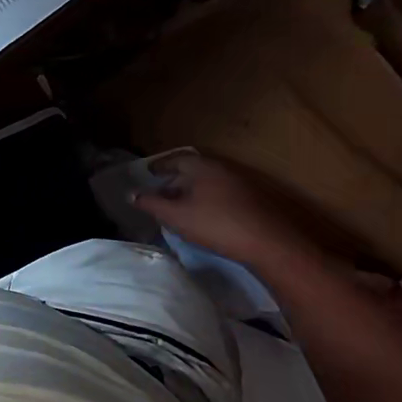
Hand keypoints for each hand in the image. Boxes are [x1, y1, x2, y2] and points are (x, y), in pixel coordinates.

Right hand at [132, 150, 311, 268]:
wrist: (269, 243)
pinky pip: (221, 193)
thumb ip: (152, 204)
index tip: (148, 172)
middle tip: (160, 193)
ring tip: (178, 207)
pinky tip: (203, 217)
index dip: (160, 165)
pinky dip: (206, 199)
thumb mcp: (176, 216)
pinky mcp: (252, 200)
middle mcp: (222, 169)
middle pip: (193, 170)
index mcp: (202, 168)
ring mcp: (241, 184)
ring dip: (191, 192)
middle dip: (174, 180)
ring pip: (208, 183)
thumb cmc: (216, 225)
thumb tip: (132, 194)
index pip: (176, 159)